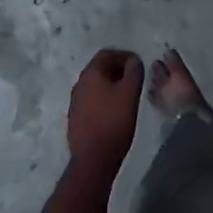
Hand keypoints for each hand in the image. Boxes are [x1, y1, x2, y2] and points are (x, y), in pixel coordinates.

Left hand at [66, 49, 142, 174]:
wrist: (92, 159)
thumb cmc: (113, 123)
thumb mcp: (129, 95)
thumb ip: (134, 73)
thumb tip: (134, 59)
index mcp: (91, 73)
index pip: (106, 54)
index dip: (123, 55)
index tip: (137, 64)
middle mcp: (79, 82)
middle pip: (99, 67)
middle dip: (118, 69)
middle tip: (134, 79)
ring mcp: (75, 100)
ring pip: (95, 84)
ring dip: (110, 84)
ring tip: (126, 95)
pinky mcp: (75, 116)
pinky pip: (90, 99)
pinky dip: (103, 98)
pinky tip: (113, 111)